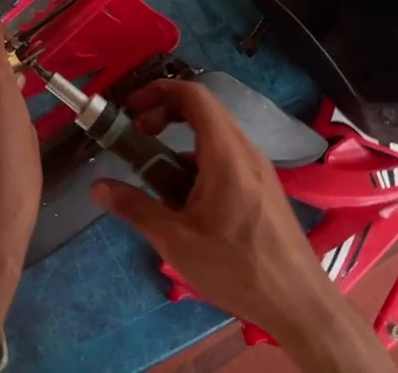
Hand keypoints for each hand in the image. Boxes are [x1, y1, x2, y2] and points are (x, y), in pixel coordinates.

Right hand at [90, 81, 390, 370]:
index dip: (158, 91)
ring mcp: (259, 169)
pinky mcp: (264, 188)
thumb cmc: (238, 268)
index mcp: (226, 154)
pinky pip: (227, 155)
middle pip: (203, 110)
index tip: (131, 109)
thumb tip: (96, 187)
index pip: (193, 95)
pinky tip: (188, 199)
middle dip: (165, 113)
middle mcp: (246, 151)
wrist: (302, 306)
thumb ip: (134, 208)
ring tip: (158, 173)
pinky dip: (199, 159)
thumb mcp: (176, 240)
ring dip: (181, 139)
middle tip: (139, 135)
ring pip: (215, 134)